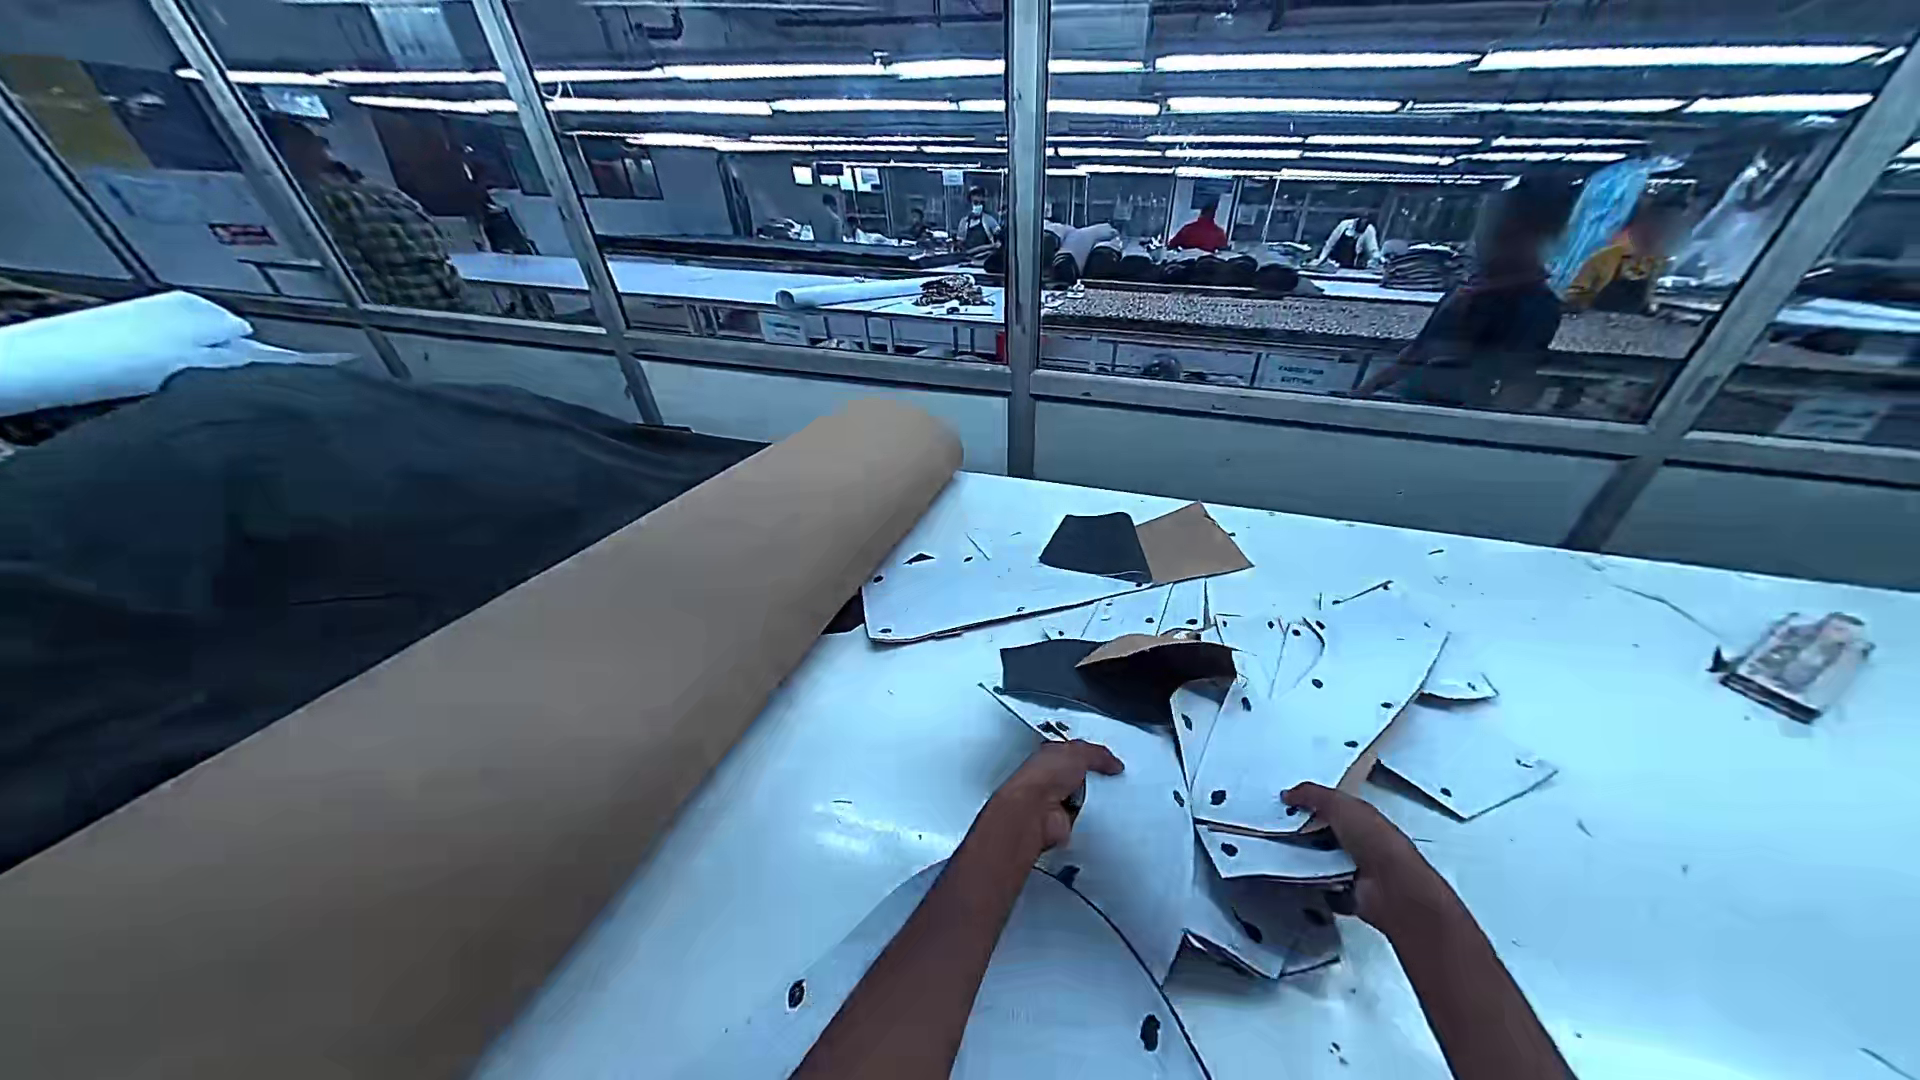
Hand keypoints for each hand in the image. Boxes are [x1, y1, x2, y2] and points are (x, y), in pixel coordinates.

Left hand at [973, 740, 1122, 860]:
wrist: (1034, 810)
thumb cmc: (1042, 777)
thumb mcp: (1077, 753)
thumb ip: (1097, 754)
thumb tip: (1112, 761)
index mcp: (1050, 756)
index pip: (1073, 752)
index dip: (1091, 754)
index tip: (1108, 759)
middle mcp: (1050, 778)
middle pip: (1080, 776)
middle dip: (1095, 779)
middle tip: (1110, 778)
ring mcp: (1056, 801)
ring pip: (1083, 798)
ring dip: (1093, 799)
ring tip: (1102, 796)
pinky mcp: (1062, 821)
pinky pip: (1084, 817)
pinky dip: (1091, 817)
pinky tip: (1094, 812)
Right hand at [1283, 782, 1453, 936]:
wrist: (1392, 888)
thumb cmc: (1377, 842)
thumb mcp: (1339, 804)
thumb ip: (1311, 794)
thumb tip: (1289, 793)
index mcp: (1364, 817)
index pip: (1334, 805)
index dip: (1311, 801)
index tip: (1288, 801)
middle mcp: (1362, 842)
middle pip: (1324, 831)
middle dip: (1304, 829)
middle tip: (1284, 826)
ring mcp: (1356, 868)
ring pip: (1321, 857)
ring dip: (1307, 855)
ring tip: (1291, 849)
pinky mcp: (1349, 892)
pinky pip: (1322, 882)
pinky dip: (1312, 879)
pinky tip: (1303, 872)